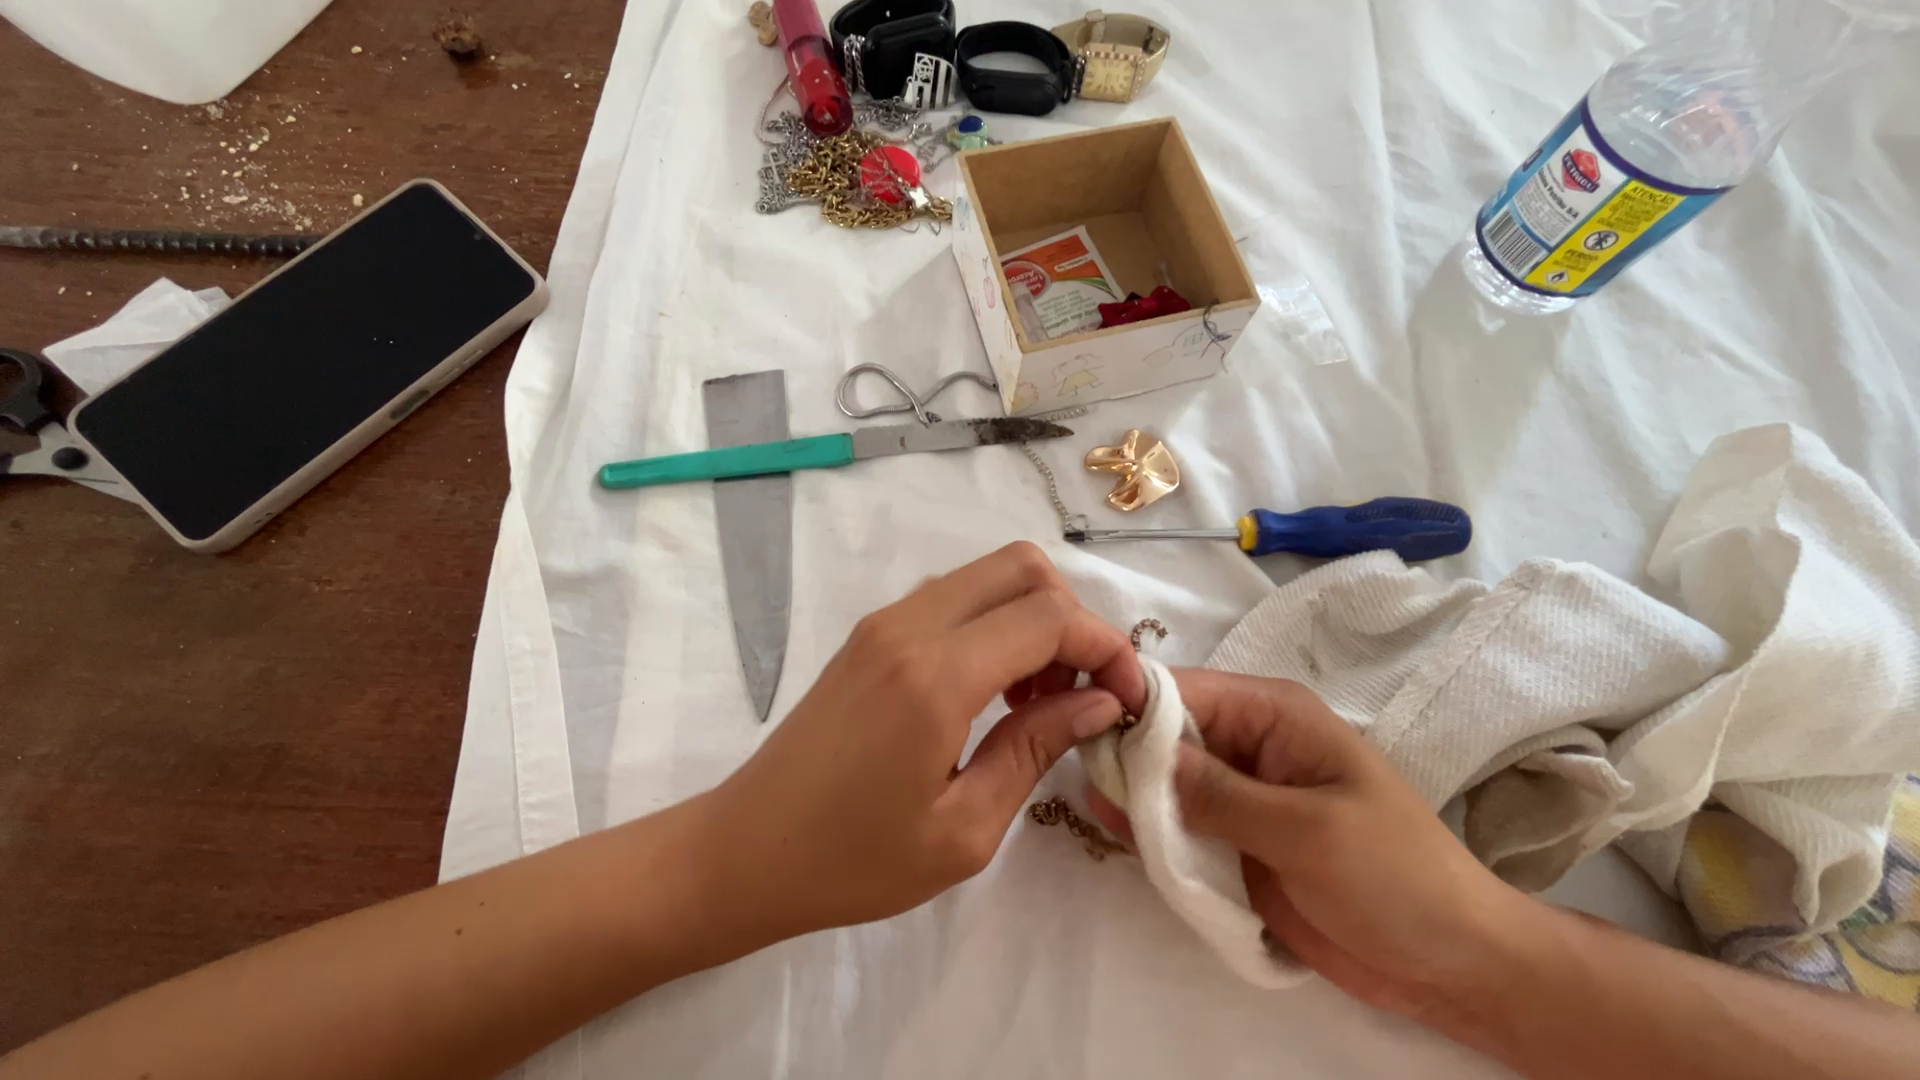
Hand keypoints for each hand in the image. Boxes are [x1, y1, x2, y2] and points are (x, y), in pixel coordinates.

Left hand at [700, 542, 1146, 944]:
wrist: (746, 850)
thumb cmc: (854, 861)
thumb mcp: (964, 829)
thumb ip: (1036, 749)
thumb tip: (1100, 700)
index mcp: (934, 676)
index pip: (1049, 616)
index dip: (1106, 646)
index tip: (1128, 698)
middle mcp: (909, 626)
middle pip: (1022, 567)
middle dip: (1074, 616)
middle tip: (1084, 689)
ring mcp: (883, 622)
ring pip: (987, 575)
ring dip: (1033, 618)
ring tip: (1041, 698)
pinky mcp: (870, 634)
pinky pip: (953, 598)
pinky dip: (995, 623)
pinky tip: (994, 691)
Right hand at [1089, 669, 1542, 1021]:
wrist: (1452, 965)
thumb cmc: (1396, 877)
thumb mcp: (1308, 830)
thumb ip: (1219, 794)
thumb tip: (1133, 755)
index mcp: (1272, 715)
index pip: (1183, 691)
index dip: (1131, 705)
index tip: (1082, 733)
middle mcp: (1247, 745)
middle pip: (1164, 734)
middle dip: (1124, 754)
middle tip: (1080, 781)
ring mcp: (1237, 796)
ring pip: (1162, 781)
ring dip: (1133, 797)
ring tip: (1094, 813)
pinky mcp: (1231, 842)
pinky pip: (1176, 825)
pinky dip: (1149, 832)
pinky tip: (1116, 836)